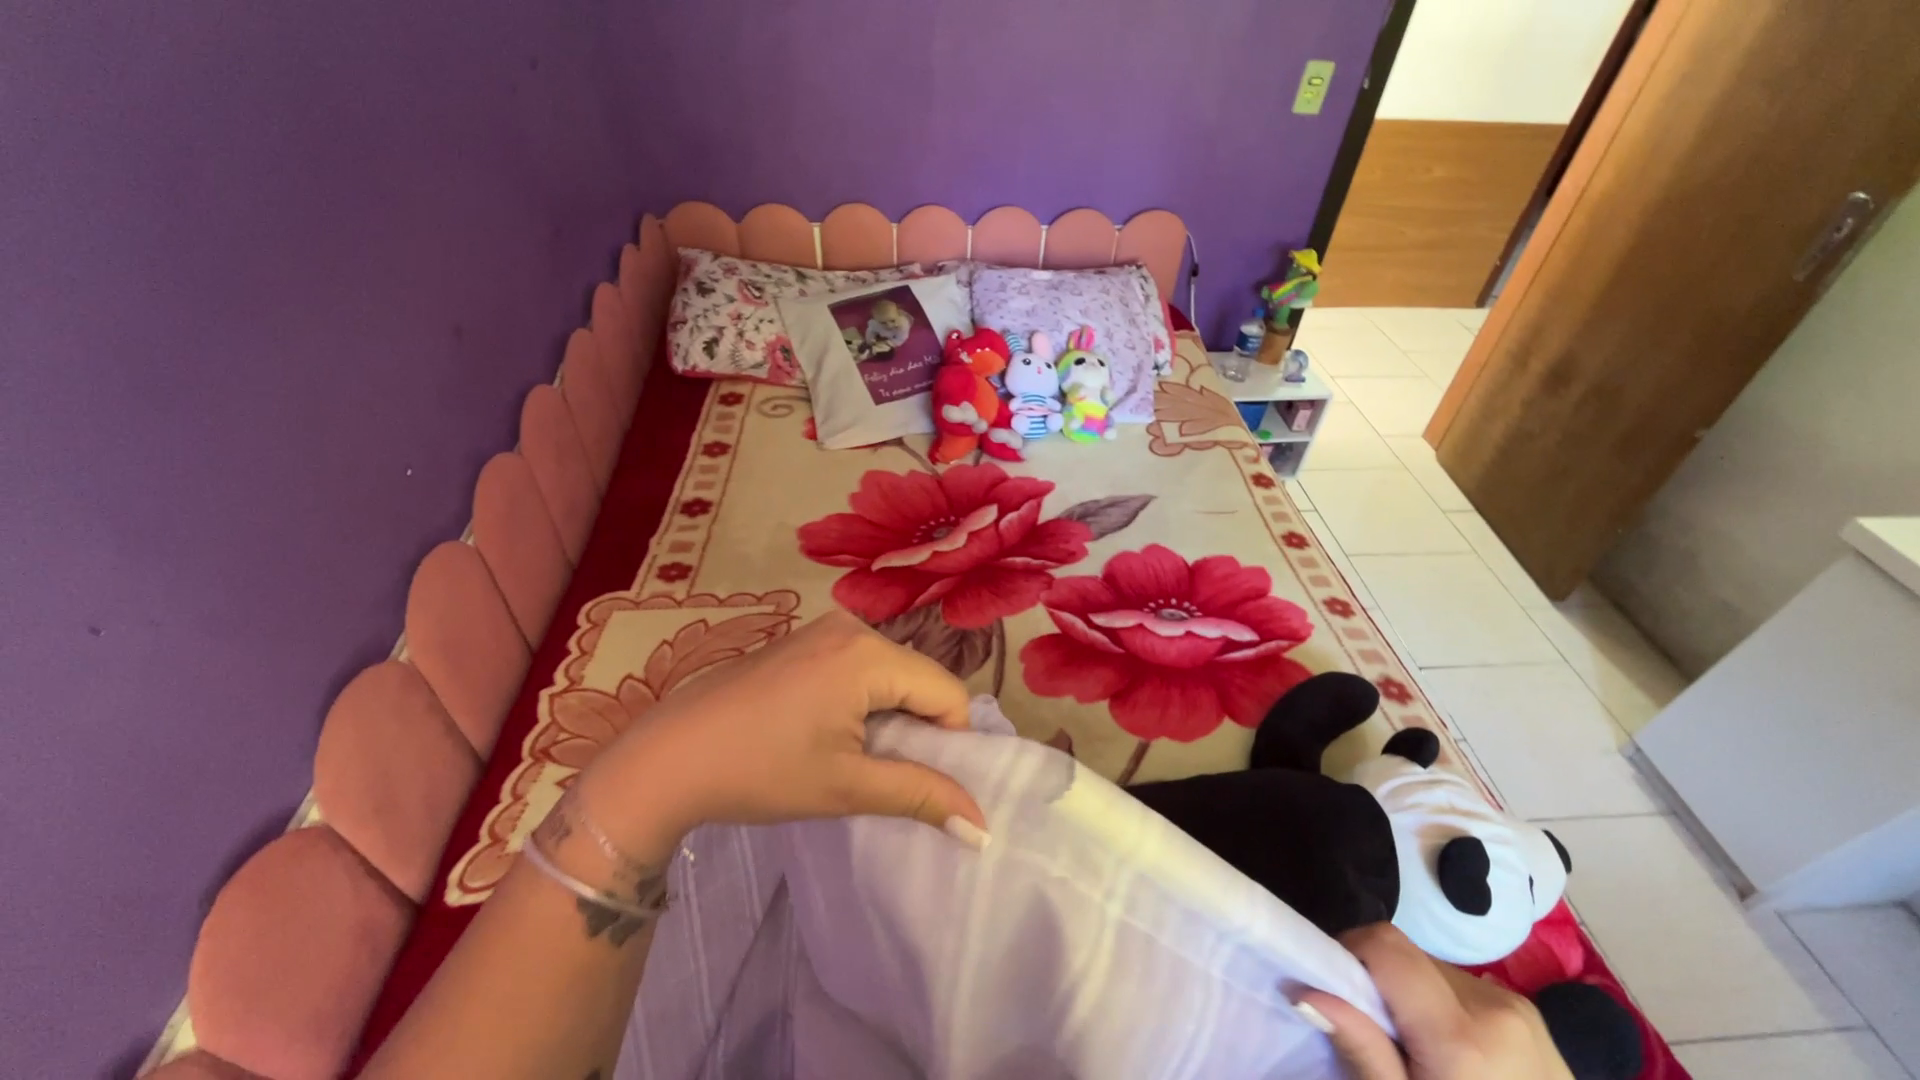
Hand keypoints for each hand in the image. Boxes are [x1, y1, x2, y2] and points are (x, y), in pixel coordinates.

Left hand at [572, 611, 987, 862]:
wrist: (667, 757)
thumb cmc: (760, 771)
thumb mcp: (847, 787)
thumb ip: (921, 795)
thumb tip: (982, 826)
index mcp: (869, 653)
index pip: (948, 693)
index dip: (948, 742)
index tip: (918, 780)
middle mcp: (852, 626)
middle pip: (919, 678)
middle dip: (917, 728)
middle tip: (881, 772)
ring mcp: (823, 629)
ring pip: (890, 673)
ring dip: (889, 716)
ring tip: (851, 756)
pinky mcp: (802, 640)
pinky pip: (859, 666)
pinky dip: (862, 700)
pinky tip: (826, 733)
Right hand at [1298, 925, 1572, 1079]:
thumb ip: (1363, 1053)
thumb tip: (1305, 991)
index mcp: (1461, 1033)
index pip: (1383, 944)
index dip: (1346, 955)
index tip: (1332, 994)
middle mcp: (1493, 1003)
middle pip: (1405, 955)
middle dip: (1375, 983)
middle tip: (1370, 1035)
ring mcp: (1519, 1006)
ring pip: (1431, 970)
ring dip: (1407, 995)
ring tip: (1415, 1053)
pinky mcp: (1531, 1015)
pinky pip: (1462, 988)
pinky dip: (1439, 1008)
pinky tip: (1452, 1057)